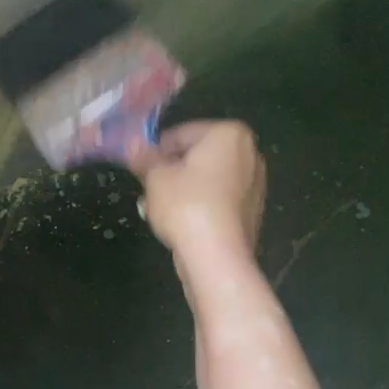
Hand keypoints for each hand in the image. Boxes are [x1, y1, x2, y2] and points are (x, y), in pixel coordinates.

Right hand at [128, 120, 266, 253]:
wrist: (215, 254)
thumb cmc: (185, 204)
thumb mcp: (156, 177)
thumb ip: (145, 157)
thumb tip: (133, 143)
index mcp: (228, 134)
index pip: (181, 134)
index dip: (155, 152)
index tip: (139, 169)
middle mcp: (249, 152)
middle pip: (197, 156)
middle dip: (171, 171)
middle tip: (148, 189)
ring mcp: (254, 182)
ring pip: (207, 178)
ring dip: (182, 189)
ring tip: (159, 209)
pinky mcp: (252, 209)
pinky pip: (218, 198)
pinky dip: (199, 204)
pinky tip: (181, 222)